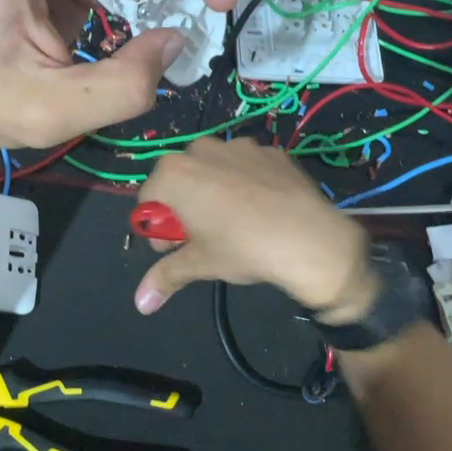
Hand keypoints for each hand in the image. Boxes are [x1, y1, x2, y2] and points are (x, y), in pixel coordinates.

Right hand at [133, 138, 375, 320]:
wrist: (309, 238)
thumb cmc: (242, 248)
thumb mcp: (200, 264)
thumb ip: (165, 277)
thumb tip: (141, 304)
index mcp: (174, 173)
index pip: (148, 201)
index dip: (157, 229)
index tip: (173, 249)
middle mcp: (201, 150)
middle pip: (179, 180)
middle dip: (184, 207)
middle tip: (202, 238)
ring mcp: (239, 146)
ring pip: (214, 170)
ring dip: (214, 192)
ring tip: (235, 225)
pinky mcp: (271, 151)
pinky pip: (247, 168)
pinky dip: (246, 185)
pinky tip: (262, 211)